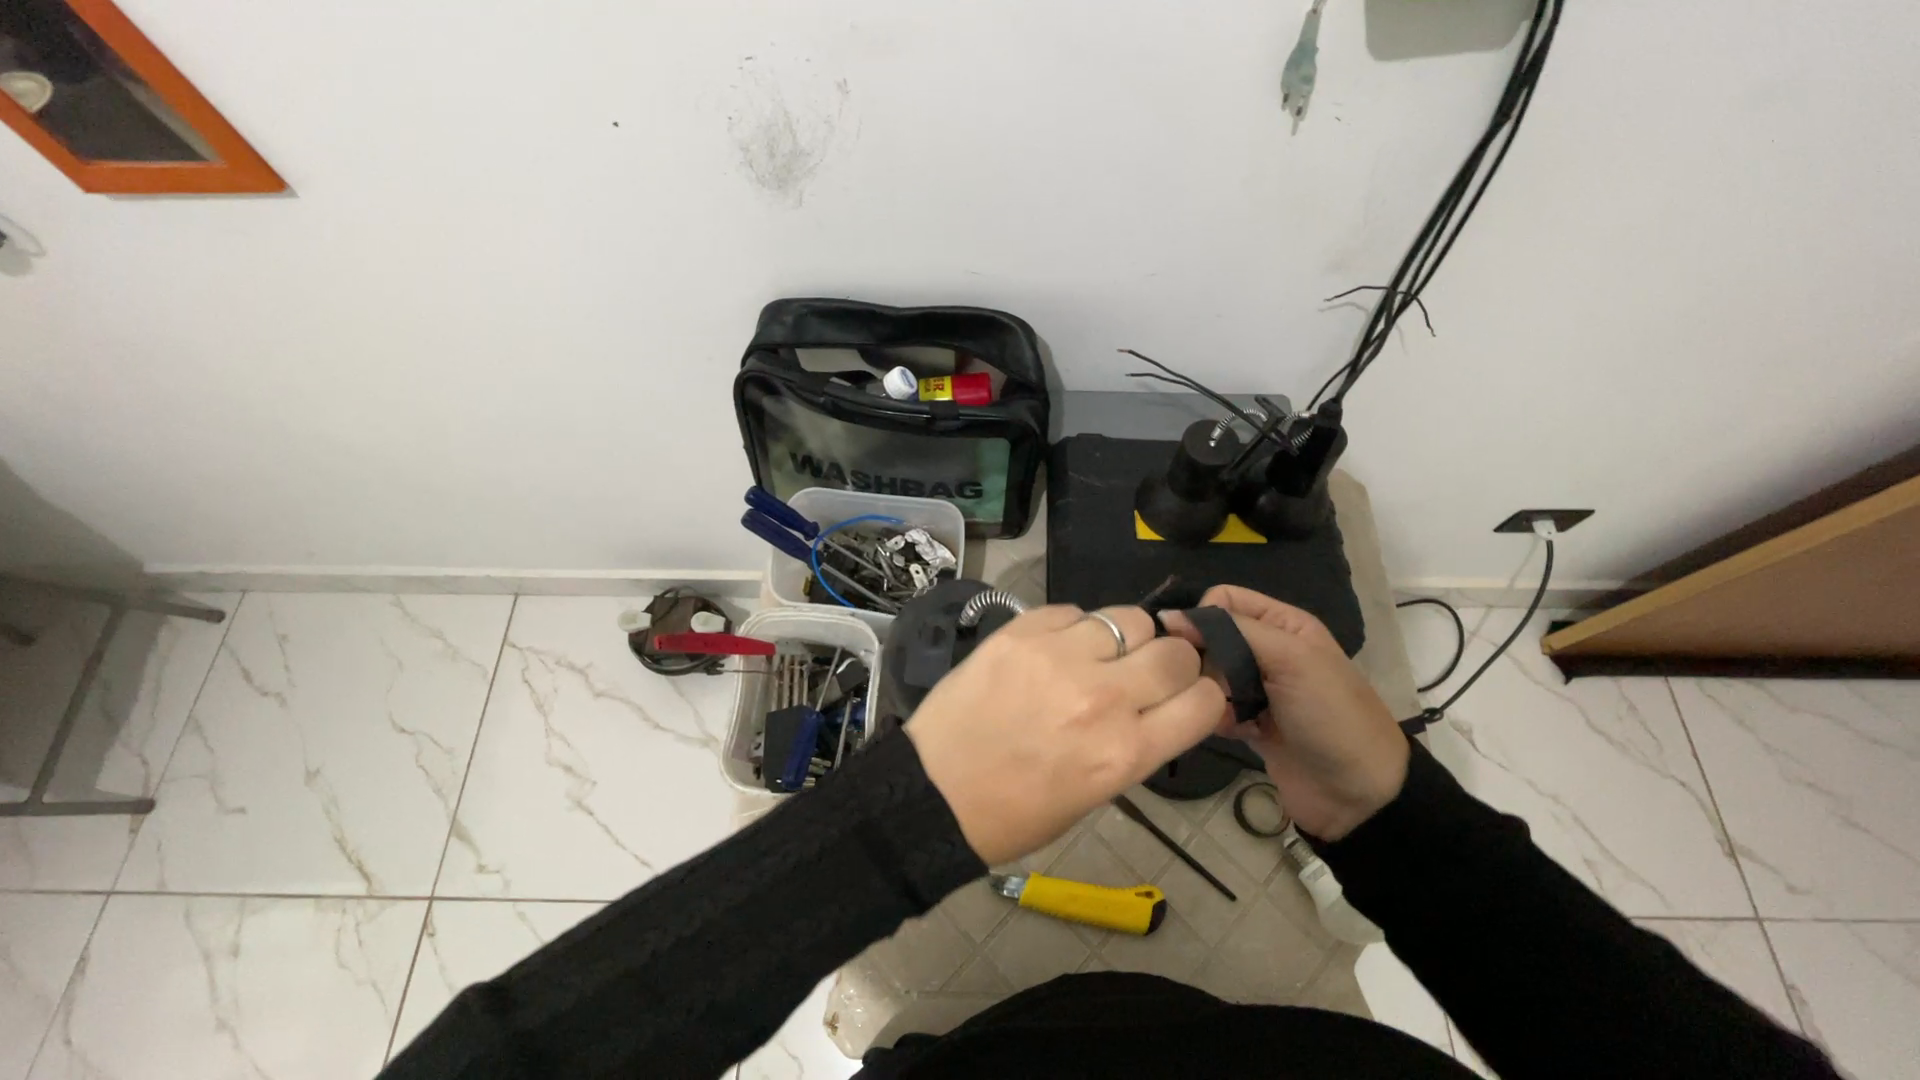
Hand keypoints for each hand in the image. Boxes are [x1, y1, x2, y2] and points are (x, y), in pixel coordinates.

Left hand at [904, 605, 1224, 865]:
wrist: (932, 793)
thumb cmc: (1016, 812)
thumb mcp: (1096, 794)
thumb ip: (1136, 743)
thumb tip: (1159, 704)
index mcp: (1126, 752)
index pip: (1204, 699)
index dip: (1202, 694)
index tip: (1186, 694)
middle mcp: (1103, 698)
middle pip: (1175, 652)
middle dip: (1171, 661)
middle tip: (1143, 673)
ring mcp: (1059, 657)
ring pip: (1129, 618)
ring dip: (1124, 638)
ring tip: (1098, 655)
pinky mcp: (1021, 631)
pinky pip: (1073, 610)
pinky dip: (1074, 626)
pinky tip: (1056, 650)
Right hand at [1162, 586, 1408, 840]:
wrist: (1360, 793)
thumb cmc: (1329, 714)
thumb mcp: (1290, 657)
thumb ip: (1233, 630)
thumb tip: (1169, 616)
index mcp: (1283, 625)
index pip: (1224, 600)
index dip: (1202, 617)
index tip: (1191, 646)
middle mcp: (1269, 650)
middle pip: (1211, 637)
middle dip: (1200, 657)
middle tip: (1204, 682)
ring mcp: (1259, 689)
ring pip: (1208, 674)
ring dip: (1205, 690)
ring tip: (1215, 708)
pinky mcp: (1250, 723)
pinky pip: (1214, 709)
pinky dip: (1213, 718)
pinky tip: (1227, 730)